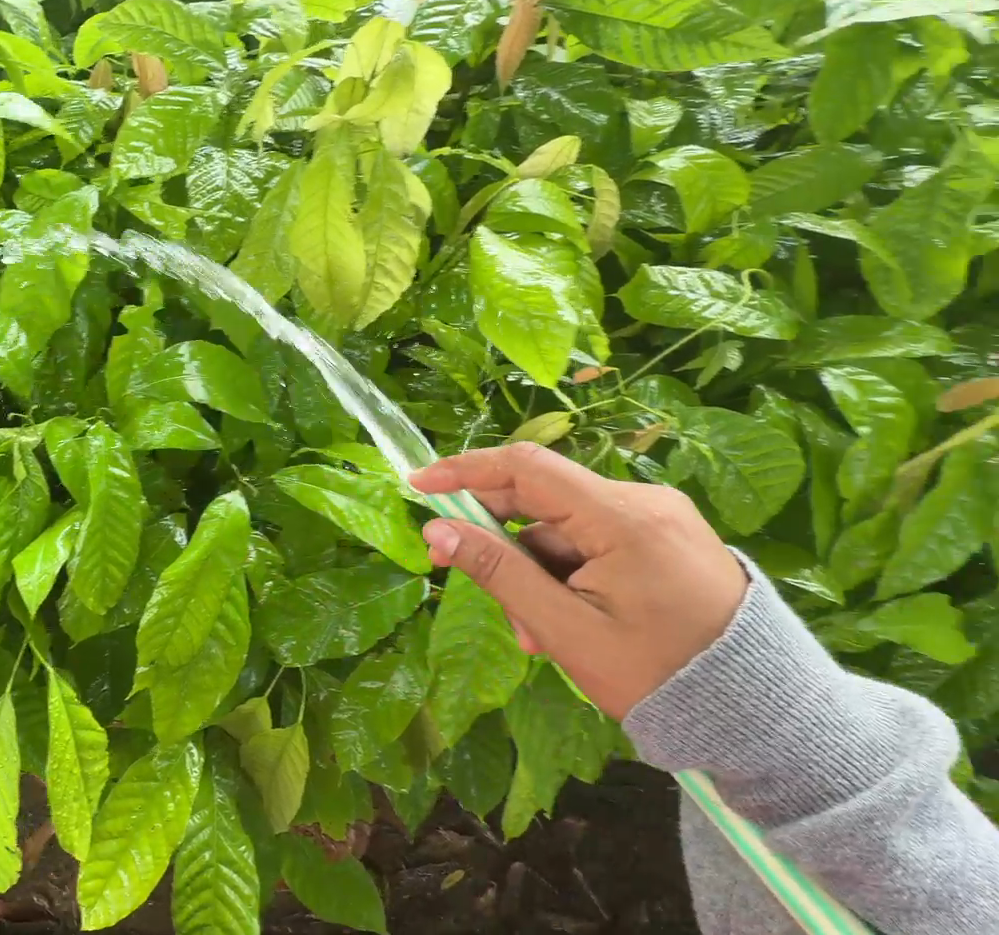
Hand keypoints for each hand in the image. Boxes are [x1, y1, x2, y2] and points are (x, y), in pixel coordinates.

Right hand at [408, 442, 748, 720]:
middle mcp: (644, 503)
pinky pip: (590, 541)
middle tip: (467, 581)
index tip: (417, 485)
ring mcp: (659, 520)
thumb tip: (435, 530)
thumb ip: (496, 570)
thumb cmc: (659, 676)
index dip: (464, 471)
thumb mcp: (564, 627)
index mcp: (624, 518)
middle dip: (498, 539)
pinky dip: (564, 572)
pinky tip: (566, 619)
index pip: (525, 468)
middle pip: (540, 497)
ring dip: (533, 569)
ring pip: (561, 527)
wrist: (770, 721)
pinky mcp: (664, 539)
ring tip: (537, 632)